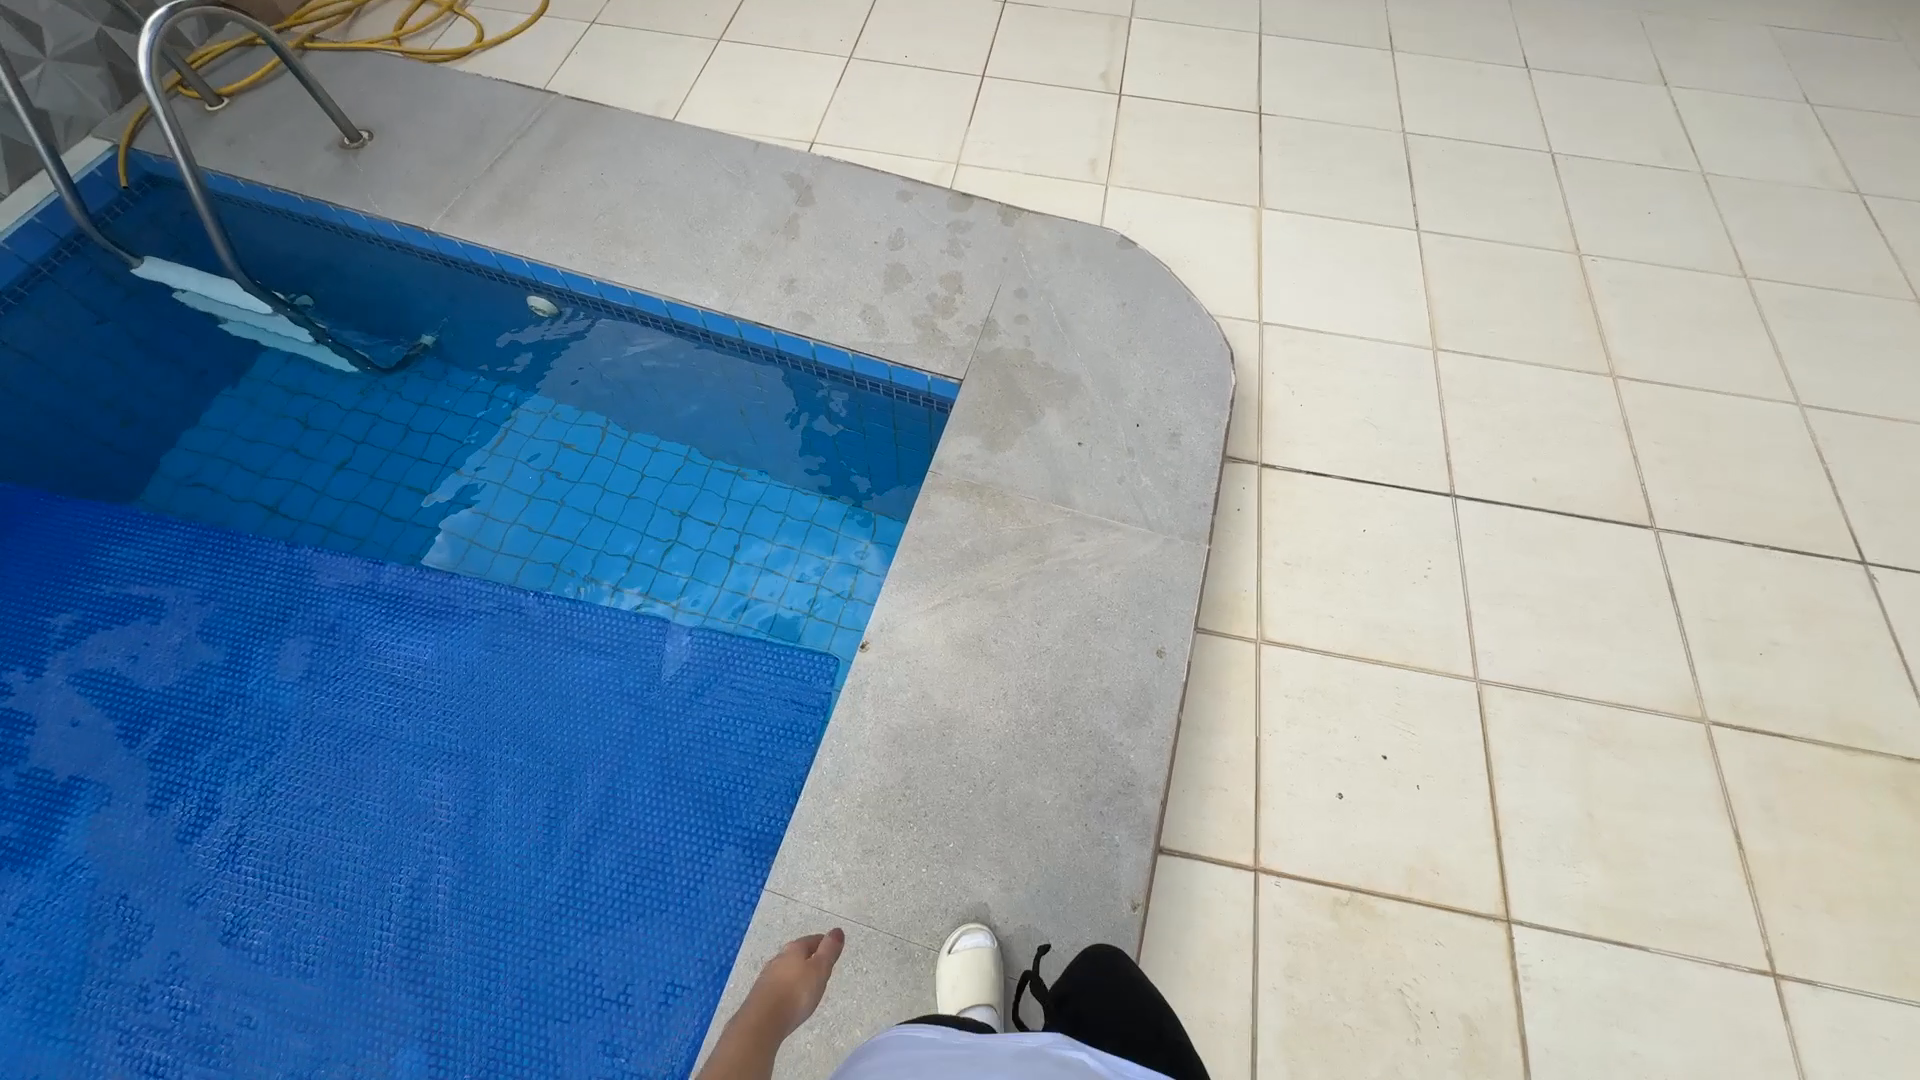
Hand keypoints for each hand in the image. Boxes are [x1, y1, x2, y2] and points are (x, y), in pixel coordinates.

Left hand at [738, 929, 845, 1039]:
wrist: (761, 1023)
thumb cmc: (796, 993)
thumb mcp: (819, 970)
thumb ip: (829, 951)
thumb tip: (837, 930)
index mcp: (794, 949)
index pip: (812, 940)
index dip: (824, 943)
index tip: (832, 949)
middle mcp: (778, 959)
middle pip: (796, 953)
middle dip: (808, 957)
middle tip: (820, 966)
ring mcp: (766, 977)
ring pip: (785, 969)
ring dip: (796, 973)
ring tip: (806, 983)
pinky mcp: (759, 996)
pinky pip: (778, 985)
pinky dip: (787, 988)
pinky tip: (790, 998)